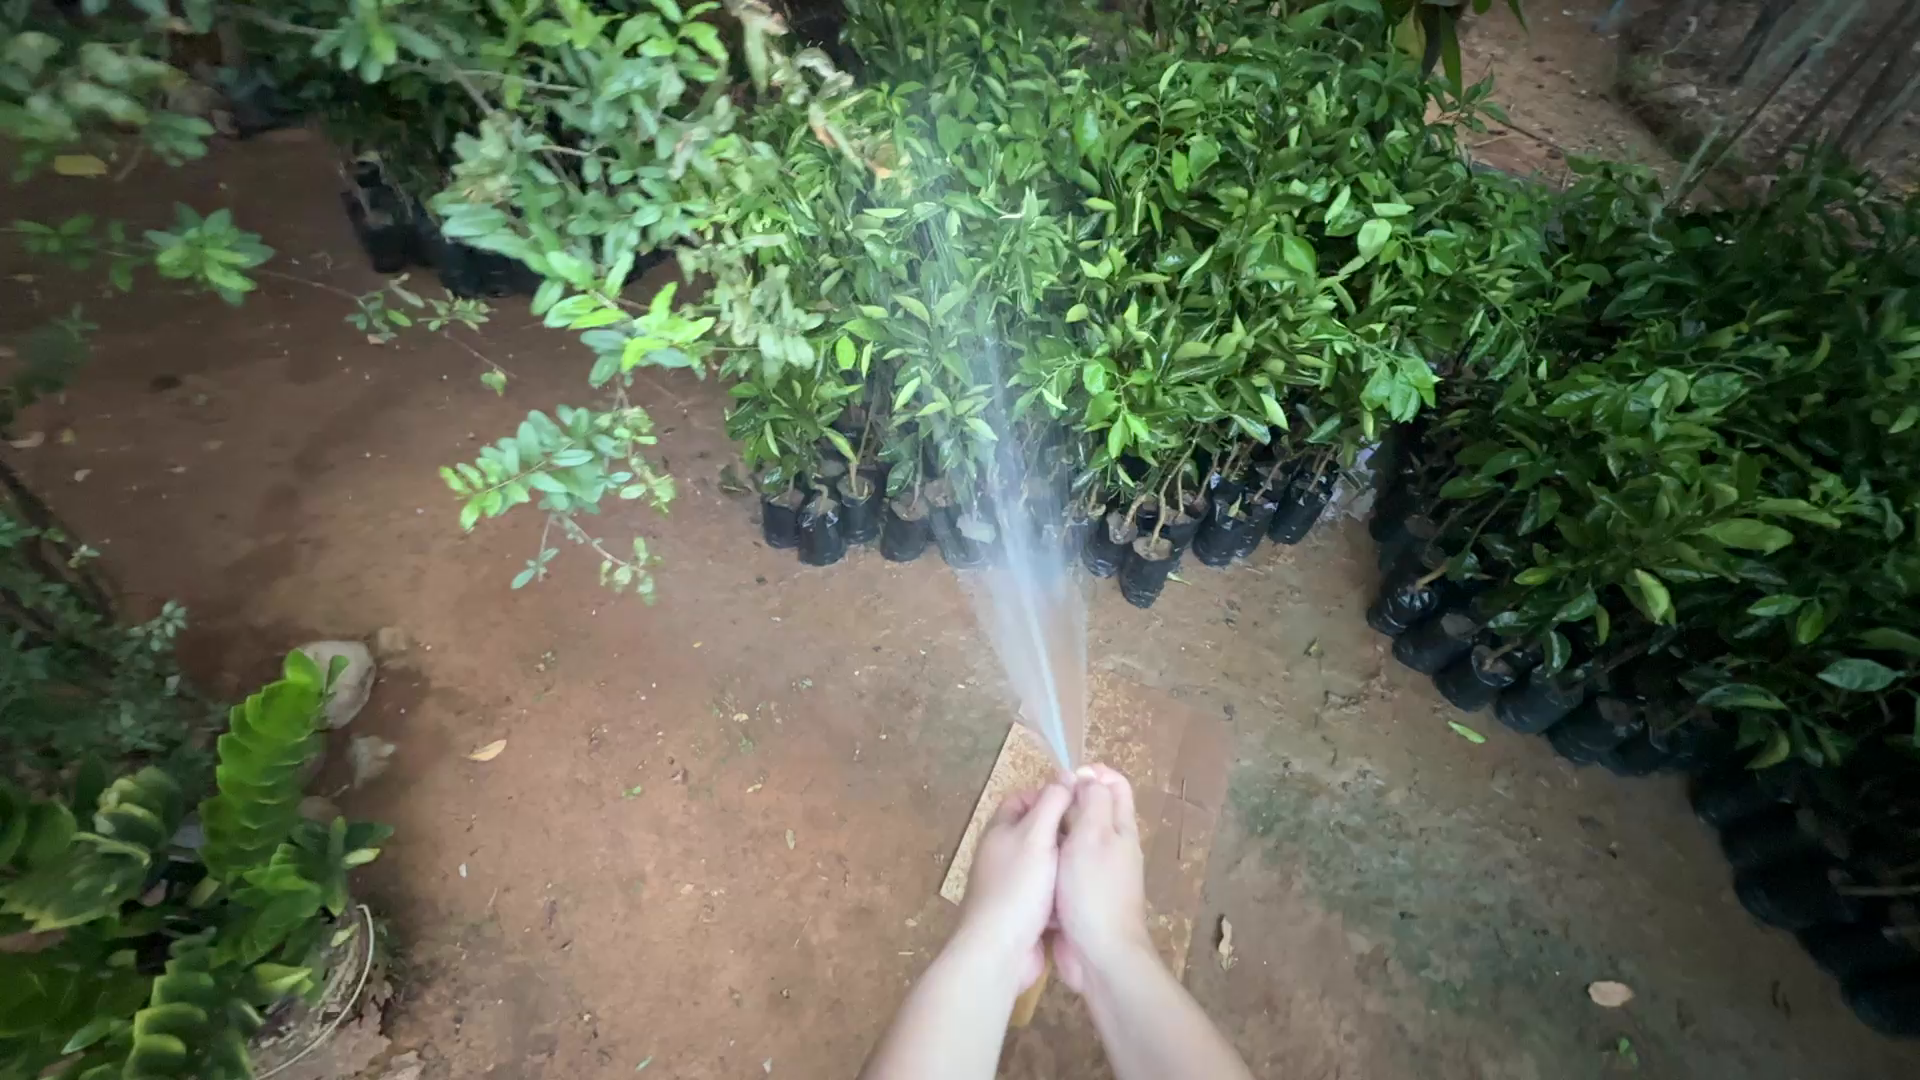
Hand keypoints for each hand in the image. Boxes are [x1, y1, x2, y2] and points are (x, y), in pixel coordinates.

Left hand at [952, 782, 1071, 992]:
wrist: (1000, 951)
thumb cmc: (1017, 886)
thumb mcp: (1036, 836)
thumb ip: (1051, 804)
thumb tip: (1067, 776)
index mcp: (1000, 830)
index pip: (1022, 799)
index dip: (1049, 796)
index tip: (1077, 803)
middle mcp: (1003, 854)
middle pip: (1037, 831)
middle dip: (1063, 832)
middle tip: (1091, 833)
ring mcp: (1013, 884)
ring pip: (1047, 864)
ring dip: (1066, 864)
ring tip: (1093, 862)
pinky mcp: (1025, 912)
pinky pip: (1049, 894)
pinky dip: (1064, 892)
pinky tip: (1084, 892)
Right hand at [1053, 764, 1151, 994]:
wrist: (1100, 956)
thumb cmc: (1095, 890)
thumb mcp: (1094, 835)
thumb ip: (1092, 801)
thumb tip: (1088, 775)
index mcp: (1120, 829)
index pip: (1115, 786)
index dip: (1093, 773)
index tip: (1064, 775)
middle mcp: (1112, 847)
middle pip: (1093, 810)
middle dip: (1068, 800)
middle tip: (1040, 802)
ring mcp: (1097, 873)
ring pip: (1075, 839)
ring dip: (1055, 831)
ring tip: (1029, 829)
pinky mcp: (1081, 895)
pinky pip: (1064, 866)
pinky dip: (1050, 859)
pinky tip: (1031, 861)